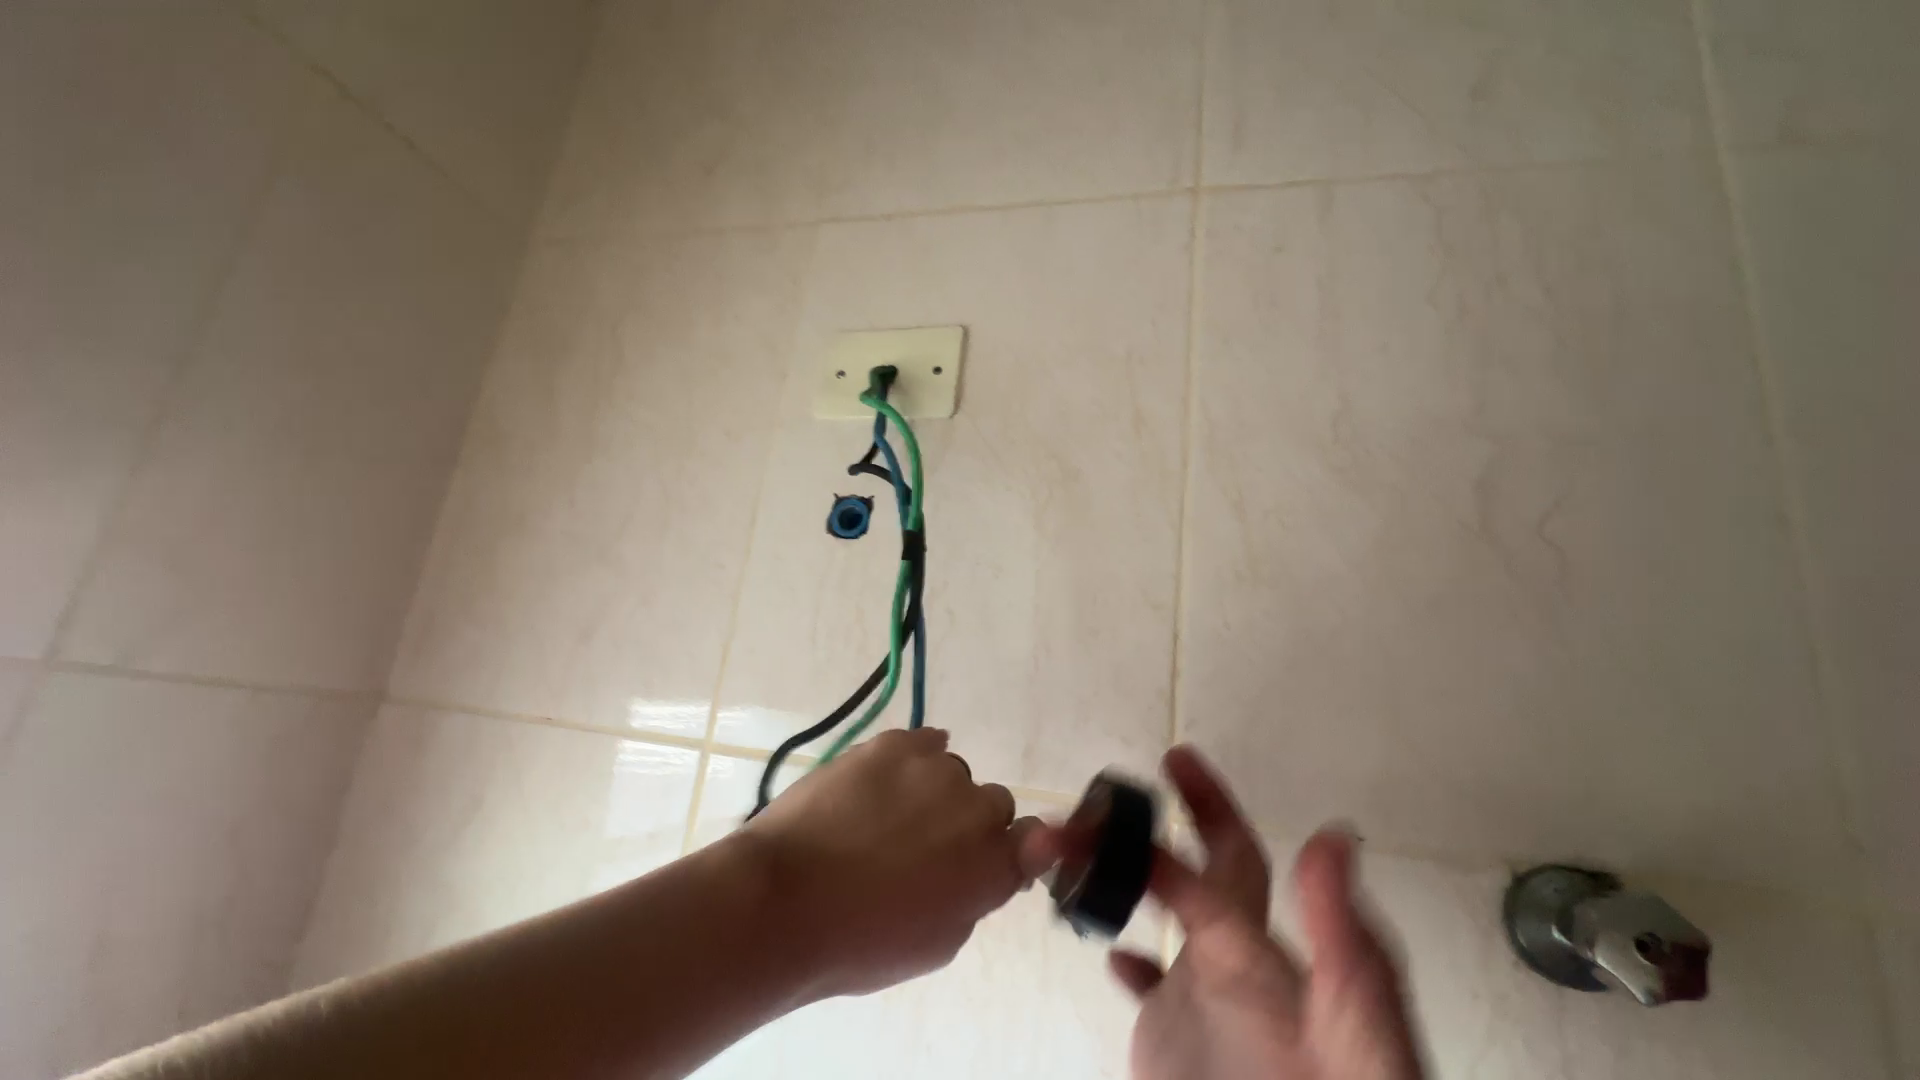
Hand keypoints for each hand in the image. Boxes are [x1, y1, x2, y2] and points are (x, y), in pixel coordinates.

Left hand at [743, 727, 1049, 997]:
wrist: (785, 901)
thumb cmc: (861, 942)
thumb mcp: (937, 944)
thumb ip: (976, 898)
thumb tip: (986, 870)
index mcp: (994, 865)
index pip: (1035, 840)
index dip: (1013, 850)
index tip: (985, 861)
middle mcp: (976, 809)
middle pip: (993, 804)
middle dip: (967, 825)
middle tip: (923, 849)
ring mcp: (934, 770)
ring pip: (952, 773)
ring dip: (934, 793)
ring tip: (887, 818)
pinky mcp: (892, 744)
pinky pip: (925, 741)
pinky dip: (915, 757)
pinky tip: (890, 778)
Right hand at [1111, 747, 1425, 1079]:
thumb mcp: (1361, 1035)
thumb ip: (1347, 945)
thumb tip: (1331, 837)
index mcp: (1268, 952)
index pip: (1227, 862)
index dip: (1203, 808)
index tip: (1173, 763)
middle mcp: (1234, 961)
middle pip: (1186, 874)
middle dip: (1141, 829)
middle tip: (1095, 800)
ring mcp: (1202, 1001)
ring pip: (1154, 918)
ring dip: (1116, 881)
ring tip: (1073, 857)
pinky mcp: (1175, 1040)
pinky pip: (1149, 983)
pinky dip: (1127, 956)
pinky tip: (1112, 952)